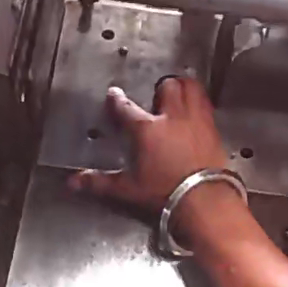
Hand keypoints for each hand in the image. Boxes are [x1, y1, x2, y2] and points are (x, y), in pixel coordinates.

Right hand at [67, 76, 227, 211]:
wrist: (204, 199)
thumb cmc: (166, 193)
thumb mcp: (129, 189)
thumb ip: (100, 182)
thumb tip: (73, 183)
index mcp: (147, 129)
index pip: (126, 108)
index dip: (117, 100)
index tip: (114, 95)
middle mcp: (172, 118)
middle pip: (167, 87)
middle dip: (160, 88)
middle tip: (155, 96)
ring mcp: (196, 121)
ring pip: (191, 89)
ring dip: (184, 88)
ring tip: (179, 93)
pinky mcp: (214, 130)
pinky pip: (207, 107)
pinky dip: (201, 104)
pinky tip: (198, 113)